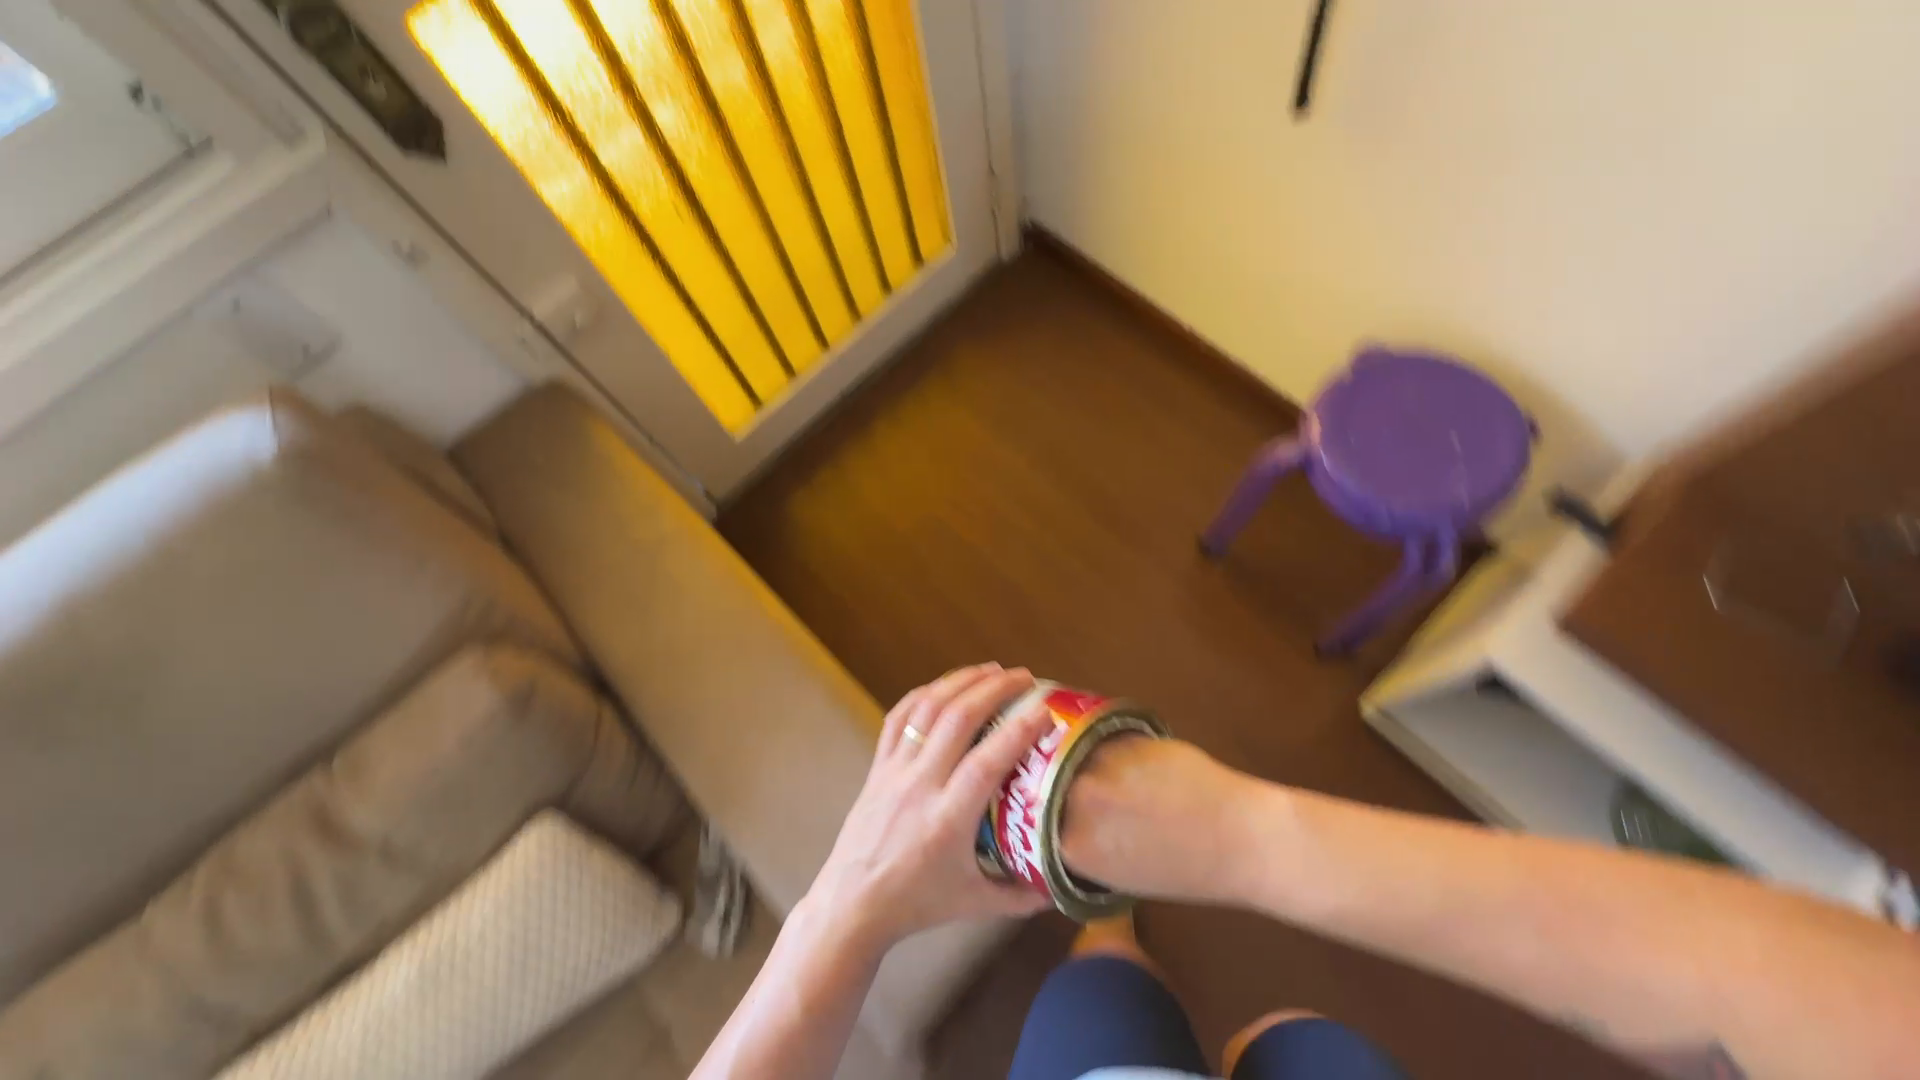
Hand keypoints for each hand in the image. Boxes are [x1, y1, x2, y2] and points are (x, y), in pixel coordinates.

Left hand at [804, 664, 1056, 952]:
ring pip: (927, 709)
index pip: (987, 763)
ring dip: (961, 681)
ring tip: (992, 670)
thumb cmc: (916, 904)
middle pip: (957, 719)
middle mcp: (920, 786)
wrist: (851, 904)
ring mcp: (894, 771)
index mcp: (948, 820)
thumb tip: (1062, 883)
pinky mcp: (877, 767)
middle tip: (1025, 677)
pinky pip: (898, 718)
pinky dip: (924, 694)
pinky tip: (945, 686)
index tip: (1045, 710)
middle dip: (994, 689)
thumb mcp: (975, 903)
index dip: (1018, 731)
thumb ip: (1021, 895)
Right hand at [1058, 736, 1269, 904]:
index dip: (1041, 811)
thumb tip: (1068, 818)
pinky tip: (1119, 754)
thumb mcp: (1119, 873)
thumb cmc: (1188, 872)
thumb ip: (1085, 843)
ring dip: (1075, 757)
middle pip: (1042, 782)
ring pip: (1065, 753)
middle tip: (1070, 781)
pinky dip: (1101, 745)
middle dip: (1052, 780)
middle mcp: (1073, 803)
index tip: (1048, 805)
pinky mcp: (1119, 740)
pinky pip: (1093, 739)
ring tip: (1093, 765)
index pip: (1033, 821)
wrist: (1239, 838)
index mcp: (1071, 846)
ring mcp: (1095, 766)